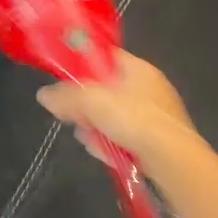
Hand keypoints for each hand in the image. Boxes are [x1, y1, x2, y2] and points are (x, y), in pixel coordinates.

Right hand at [36, 51, 200, 172]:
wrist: (174, 161)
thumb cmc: (135, 120)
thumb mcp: (93, 102)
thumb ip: (66, 96)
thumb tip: (43, 95)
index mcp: (138, 69)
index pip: (104, 56)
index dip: (82, 64)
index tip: (63, 78)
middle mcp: (150, 87)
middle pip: (106, 89)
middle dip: (85, 104)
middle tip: (71, 116)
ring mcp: (156, 116)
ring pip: (114, 116)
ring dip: (96, 127)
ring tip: (86, 138)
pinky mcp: (157, 141)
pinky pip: (126, 136)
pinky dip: (111, 143)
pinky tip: (102, 153)